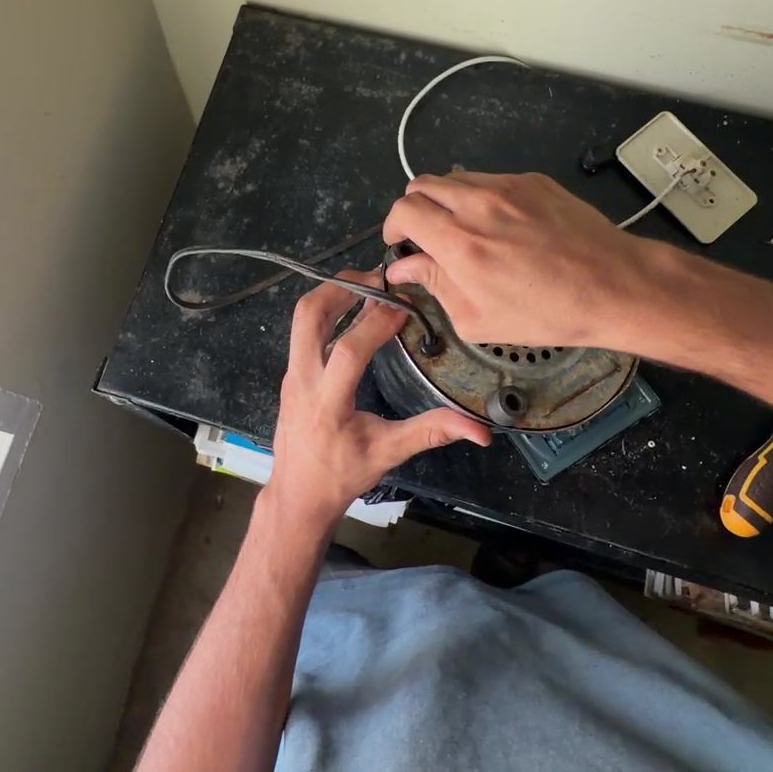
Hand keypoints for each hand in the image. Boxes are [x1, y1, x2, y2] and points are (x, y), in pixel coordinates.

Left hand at [266, 271, 490, 526]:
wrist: (297, 493)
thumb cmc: (342, 475)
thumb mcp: (387, 454)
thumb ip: (430, 433)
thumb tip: (480, 431)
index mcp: (327, 402)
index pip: (348, 351)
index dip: (376, 323)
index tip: (403, 306)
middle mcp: (302, 379)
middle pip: (309, 317)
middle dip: (341, 288)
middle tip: (378, 278)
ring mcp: (291, 373)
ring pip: (301, 318)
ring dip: (332, 294)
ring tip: (368, 285)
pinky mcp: (291, 372)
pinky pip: (303, 330)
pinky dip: (327, 310)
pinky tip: (354, 309)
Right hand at [382, 171, 682, 353]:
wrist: (614, 285)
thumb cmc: (545, 312)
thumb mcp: (477, 317)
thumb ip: (433, 285)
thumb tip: (401, 269)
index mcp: (459, 241)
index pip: (403, 210)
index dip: (393, 226)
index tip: (401, 244)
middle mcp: (477, 204)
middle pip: (422, 184)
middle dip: (414, 209)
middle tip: (426, 236)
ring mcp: (507, 186)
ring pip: (455, 178)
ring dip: (446, 200)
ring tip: (464, 230)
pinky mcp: (533, 180)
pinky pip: (490, 179)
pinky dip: (480, 197)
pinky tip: (502, 225)